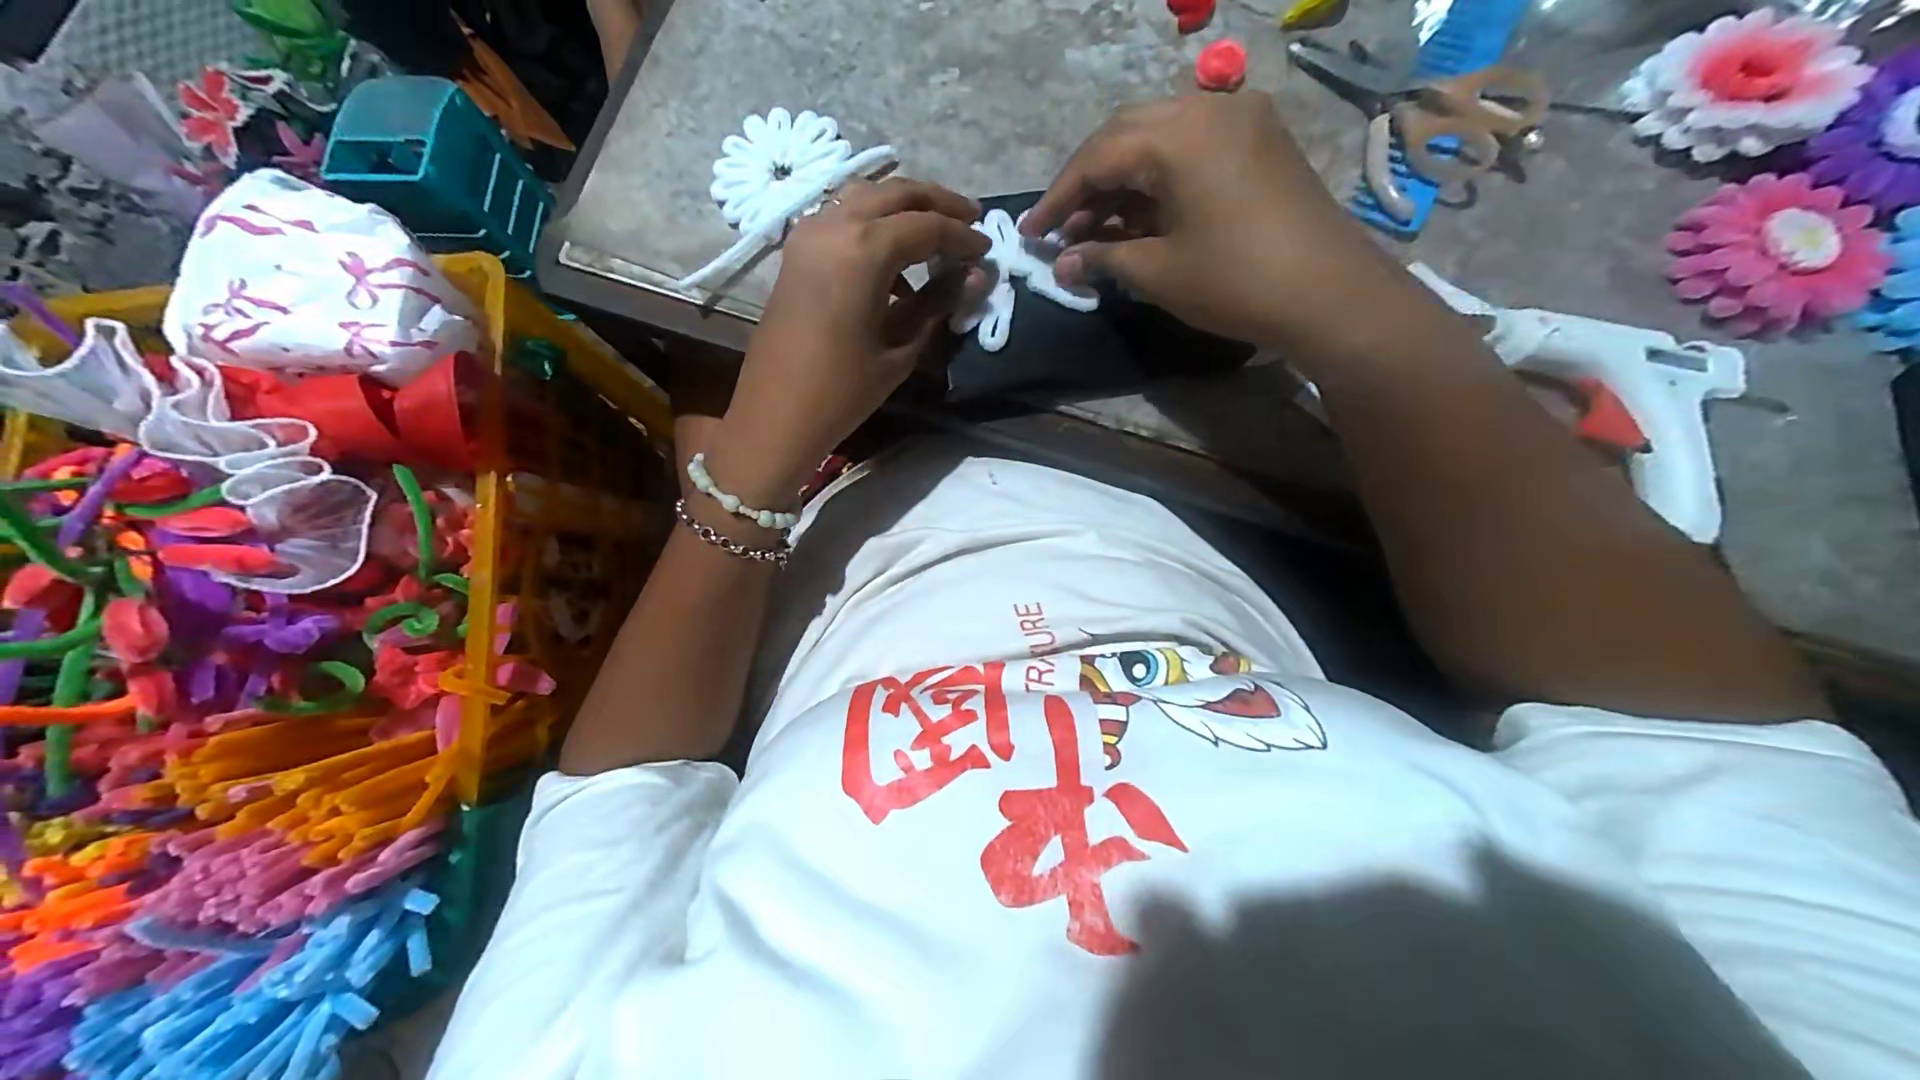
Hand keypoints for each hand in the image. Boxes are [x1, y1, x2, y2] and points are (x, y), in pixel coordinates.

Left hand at [709, 179, 989, 506]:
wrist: (776, 414)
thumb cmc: (843, 390)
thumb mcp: (900, 348)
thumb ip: (937, 303)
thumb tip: (975, 276)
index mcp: (864, 250)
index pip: (926, 225)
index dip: (962, 236)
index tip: (987, 248)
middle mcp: (834, 226)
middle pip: (895, 193)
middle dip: (937, 202)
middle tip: (969, 218)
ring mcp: (809, 234)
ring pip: (865, 198)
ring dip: (903, 207)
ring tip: (935, 233)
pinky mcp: (796, 252)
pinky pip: (842, 218)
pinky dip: (873, 225)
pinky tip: (894, 262)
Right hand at [1021, 92, 1456, 365]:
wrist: (1330, 294)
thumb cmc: (1234, 282)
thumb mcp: (1157, 273)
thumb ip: (1102, 258)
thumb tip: (1062, 264)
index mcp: (1178, 135)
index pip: (1097, 157)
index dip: (1058, 198)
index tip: (1031, 233)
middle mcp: (1208, 109)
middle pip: (1125, 135)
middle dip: (1087, 182)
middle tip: (1063, 228)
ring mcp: (1241, 120)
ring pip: (1159, 138)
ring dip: (1122, 180)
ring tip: (1095, 230)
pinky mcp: (1260, 141)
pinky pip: (1192, 147)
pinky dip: (1158, 178)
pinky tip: (1140, 216)